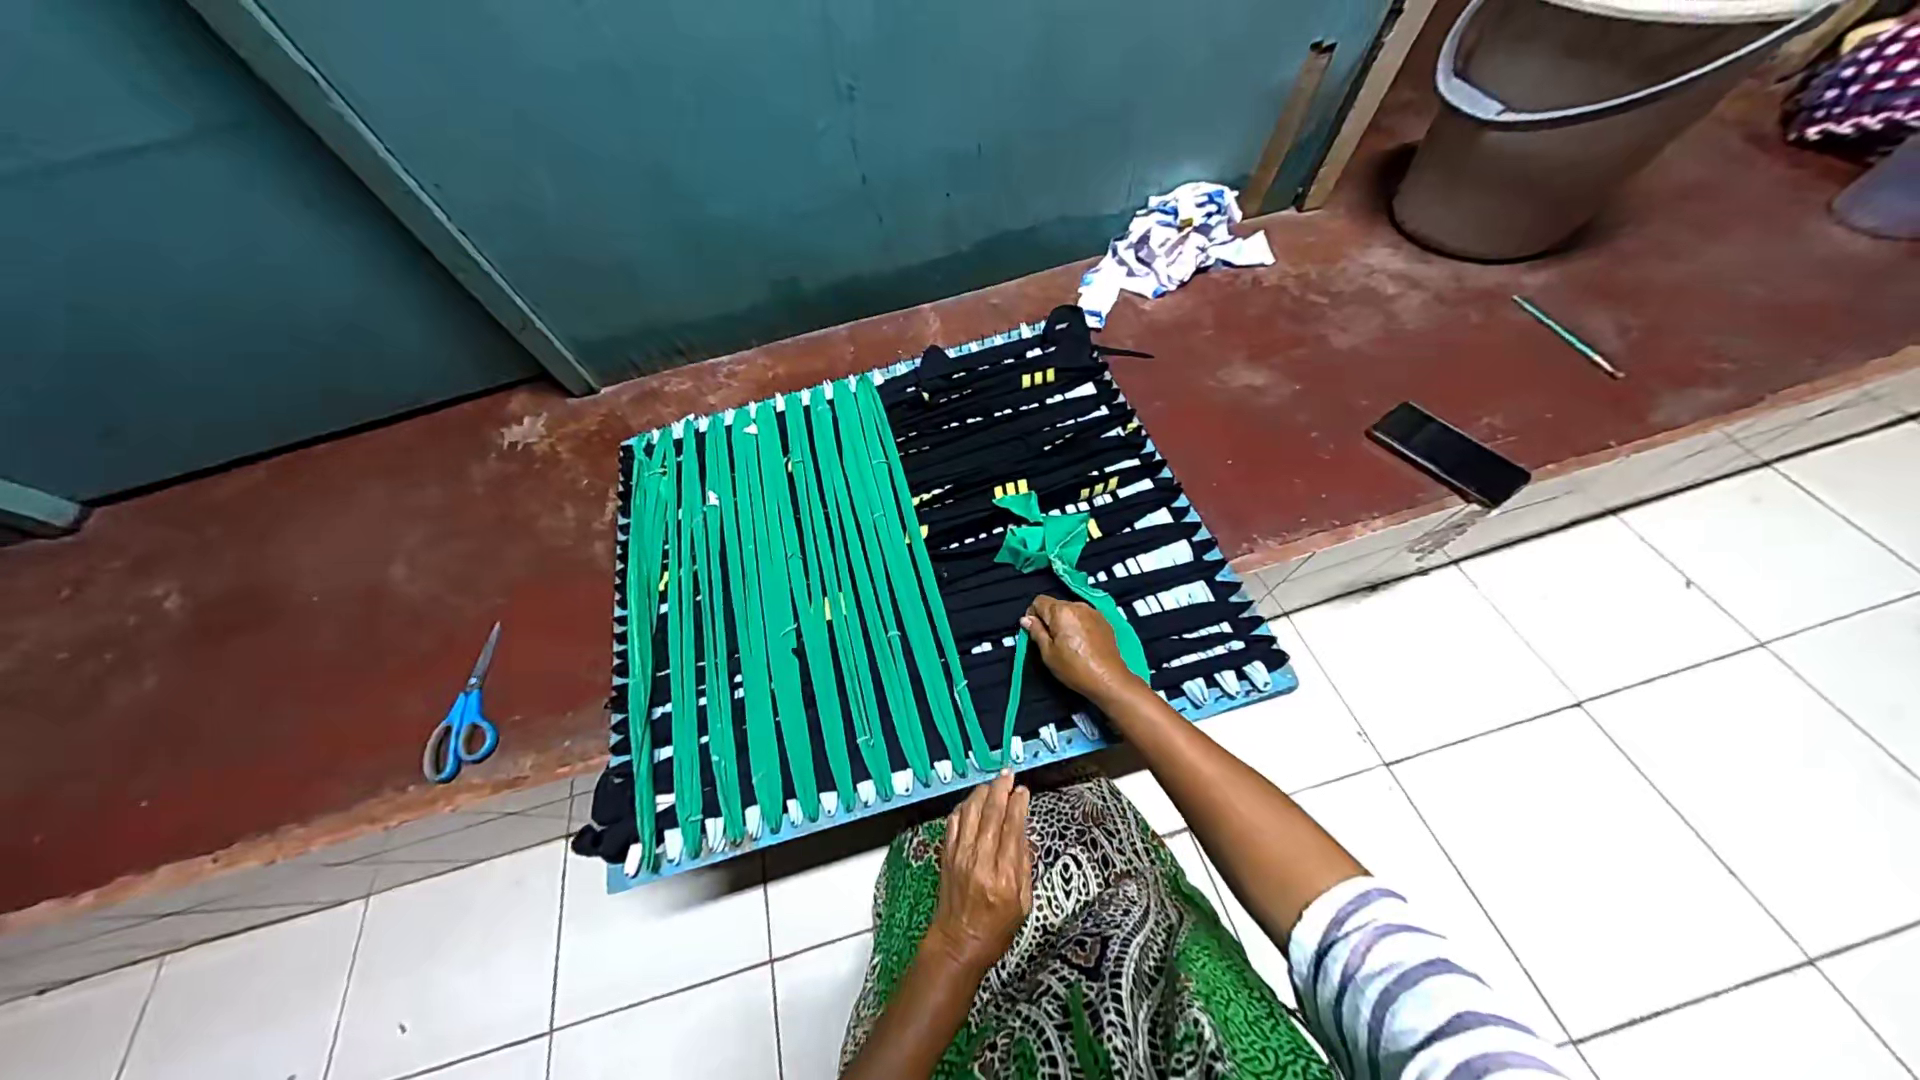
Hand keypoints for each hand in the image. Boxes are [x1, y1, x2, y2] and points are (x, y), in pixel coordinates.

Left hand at [925, 770, 1031, 975]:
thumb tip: (1023, 831)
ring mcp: (960, 856)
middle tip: (1008, 775)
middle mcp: (980, 860)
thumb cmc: (996, 929)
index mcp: (1004, 876)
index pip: (1013, 827)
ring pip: (970, 812)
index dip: (1018, 804)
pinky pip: (954, 821)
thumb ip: (1024, 864)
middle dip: (1001, 789)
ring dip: (982, 793)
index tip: (1023, 791)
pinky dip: (964, 807)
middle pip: (991, 813)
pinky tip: (972, 801)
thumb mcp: (1023, 903)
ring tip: (993, 783)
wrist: (958, 944)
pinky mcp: (946, 855)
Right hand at [1020, 594, 1139, 702]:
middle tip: (1051, 640)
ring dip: (1064, 621)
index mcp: (1061, 611)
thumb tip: (1026, 619)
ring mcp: (1093, 612)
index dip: (1032, 614)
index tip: (1034, 631)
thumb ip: (1036, 632)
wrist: (1109, 679)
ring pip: (1070, 610)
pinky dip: (1078, 624)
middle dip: (1049, 618)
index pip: (1039, 601)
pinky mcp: (1104, 620)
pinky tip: (1081, 642)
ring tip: (1068, 642)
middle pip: (1055, 605)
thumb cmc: (1075, 668)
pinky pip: (1084, 616)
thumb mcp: (1048, 653)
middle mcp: (1078, 605)